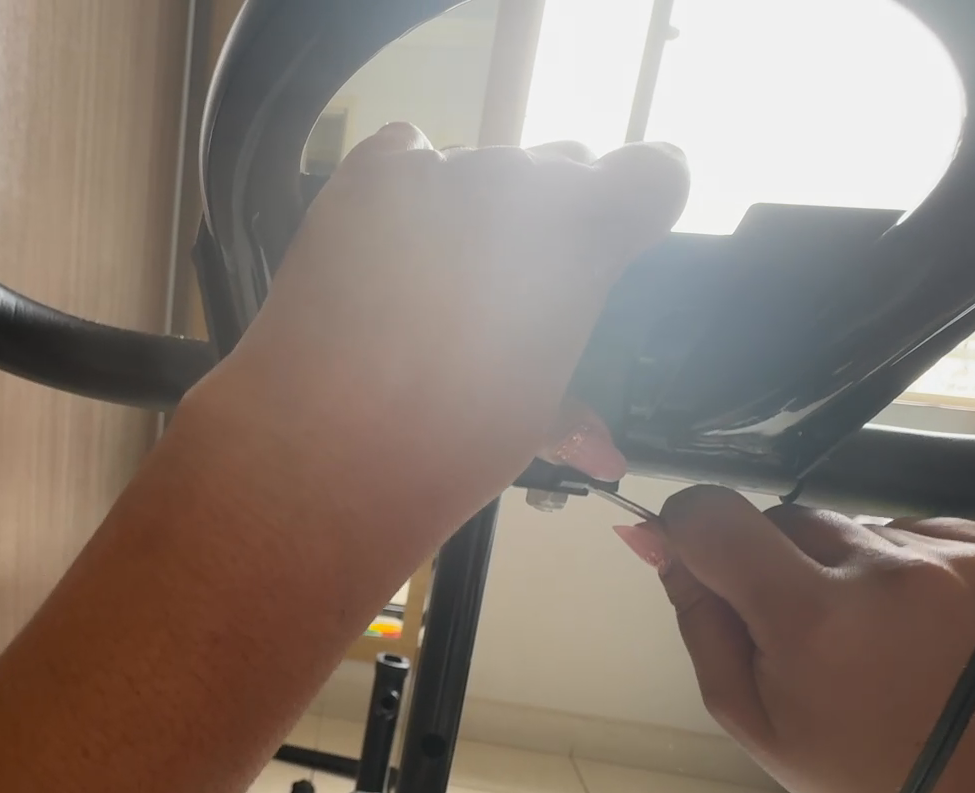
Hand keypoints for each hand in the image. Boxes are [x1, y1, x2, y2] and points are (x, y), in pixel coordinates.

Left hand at [174, 123, 687, 561]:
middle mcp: (519, 181)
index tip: (601, 253)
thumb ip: (568, 404)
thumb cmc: (441, 448)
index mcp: (586, 238)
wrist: (322, 449)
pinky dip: (401, 196)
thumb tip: (604, 449)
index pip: (652, 175)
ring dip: (464, 215)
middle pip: (553, 174)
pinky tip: (380, 257)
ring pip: (474, 171)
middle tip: (489, 298)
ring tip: (417, 295)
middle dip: (537, 225)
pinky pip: (402, 161)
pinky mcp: (363, 179)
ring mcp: (438, 170)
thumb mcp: (522, 427)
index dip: (629, 212)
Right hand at [630, 486, 974, 792]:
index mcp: (811, 617)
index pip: (712, 515)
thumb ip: (698, 619)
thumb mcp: (746, 715)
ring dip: (837, 566)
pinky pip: (917, 531)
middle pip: (781, 519)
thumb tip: (656, 541)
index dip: (685, 525)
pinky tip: (923, 624)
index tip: (692, 553)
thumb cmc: (862, 777)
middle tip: (794, 626)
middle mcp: (887, 570)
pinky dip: (901, 566)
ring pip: (849, 527)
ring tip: (871, 633)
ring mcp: (961, 557)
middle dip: (768, 561)